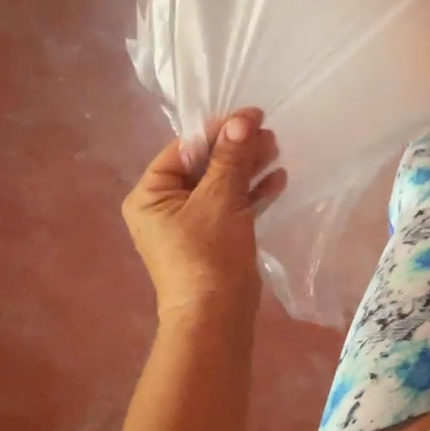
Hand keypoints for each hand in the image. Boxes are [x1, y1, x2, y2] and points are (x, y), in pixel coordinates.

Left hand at [121, 109, 287, 319]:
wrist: (216, 315)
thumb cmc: (207, 254)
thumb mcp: (219, 199)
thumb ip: (231, 158)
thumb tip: (242, 120)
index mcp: (151, 194)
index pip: (184, 148)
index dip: (218, 130)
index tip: (252, 115)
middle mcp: (167, 204)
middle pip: (206, 163)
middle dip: (238, 147)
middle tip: (270, 133)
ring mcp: (193, 220)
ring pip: (223, 182)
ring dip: (249, 165)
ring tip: (277, 149)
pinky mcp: (217, 234)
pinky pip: (235, 203)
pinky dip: (254, 190)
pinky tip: (278, 180)